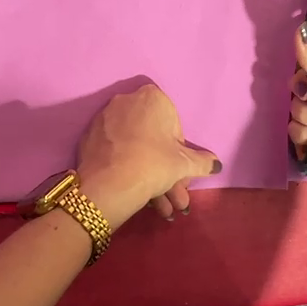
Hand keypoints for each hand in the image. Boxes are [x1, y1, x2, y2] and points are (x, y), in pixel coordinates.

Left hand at [76, 83, 221, 229]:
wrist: (109, 184)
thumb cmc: (153, 164)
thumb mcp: (183, 164)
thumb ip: (202, 162)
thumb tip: (216, 163)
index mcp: (152, 97)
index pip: (173, 126)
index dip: (178, 153)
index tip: (178, 174)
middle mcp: (127, 100)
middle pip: (152, 140)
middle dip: (165, 172)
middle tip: (173, 197)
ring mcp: (105, 118)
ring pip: (135, 148)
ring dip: (149, 177)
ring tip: (160, 208)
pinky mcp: (89, 137)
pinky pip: (116, 152)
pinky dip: (126, 170)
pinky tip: (136, 195)